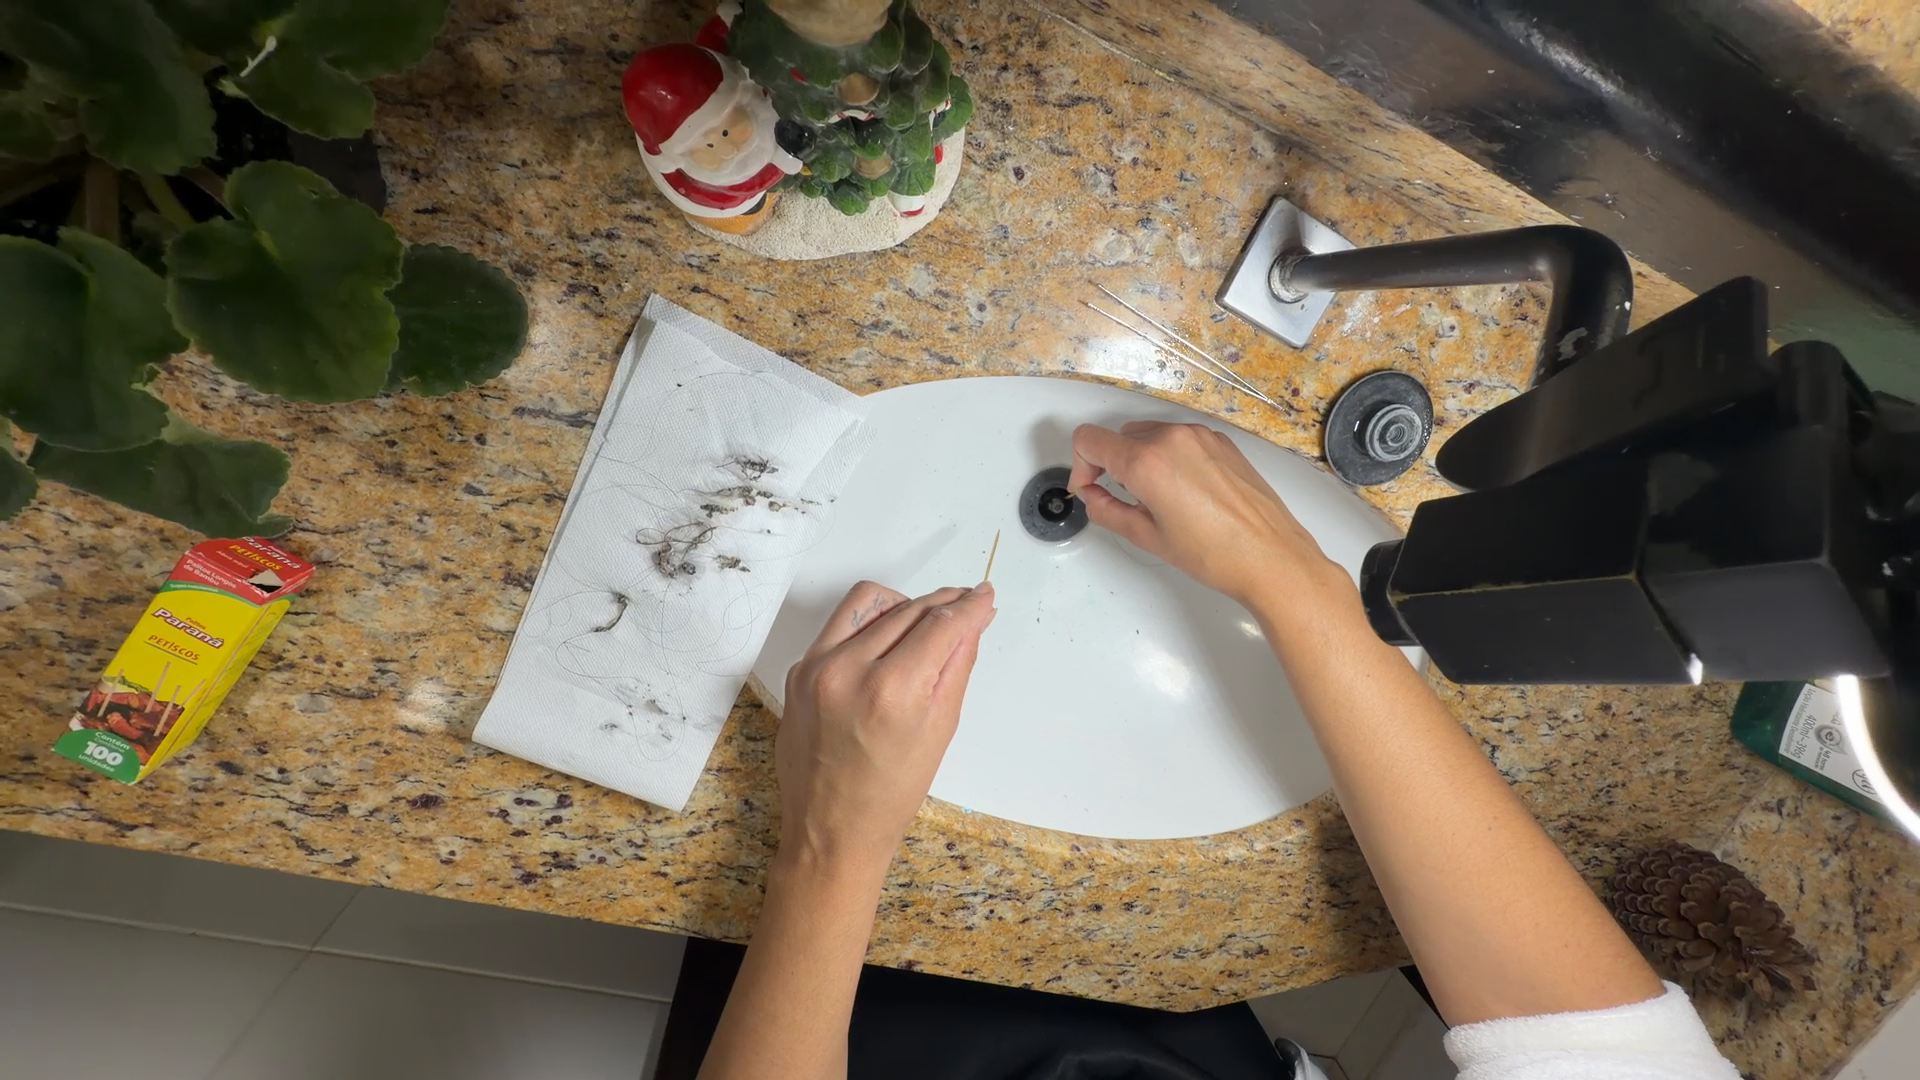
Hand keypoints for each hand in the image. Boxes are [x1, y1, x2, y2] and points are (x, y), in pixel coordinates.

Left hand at [777, 580, 996, 880]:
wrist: (831, 831)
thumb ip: (958, 664)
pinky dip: (871, 624)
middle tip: (966, 605)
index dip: (969, 605)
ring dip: (905, 602)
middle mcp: (848, 670)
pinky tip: (887, 642)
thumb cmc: (891, 794)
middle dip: (944, 603)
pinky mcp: (799, 669)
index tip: (984, 594)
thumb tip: (974, 620)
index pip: (940, 625)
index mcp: (891, 691)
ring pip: (870, 601)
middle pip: (910, 609)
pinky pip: (840, 624)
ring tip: (925, 621)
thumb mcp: (940, 729)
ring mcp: (816, 667)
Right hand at [1068, 421, 1344, 609]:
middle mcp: (1172, 438)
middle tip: (1120, 499)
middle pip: (1117, 436)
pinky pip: (1177, 438)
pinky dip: (1167, 457)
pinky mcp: (1219, 441)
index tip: (1090, 487)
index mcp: (1148, 462)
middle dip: (1109, 465)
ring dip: (1138, 460)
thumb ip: (1106, 510)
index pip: (1089, 439)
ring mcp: (1199, 436)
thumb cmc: (1216, 553)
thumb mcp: (1147, 536)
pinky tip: (1181, 492)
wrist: (1271, 557)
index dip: (1081, 465)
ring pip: (1147, 434)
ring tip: (1154, 499)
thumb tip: (1092, 496)